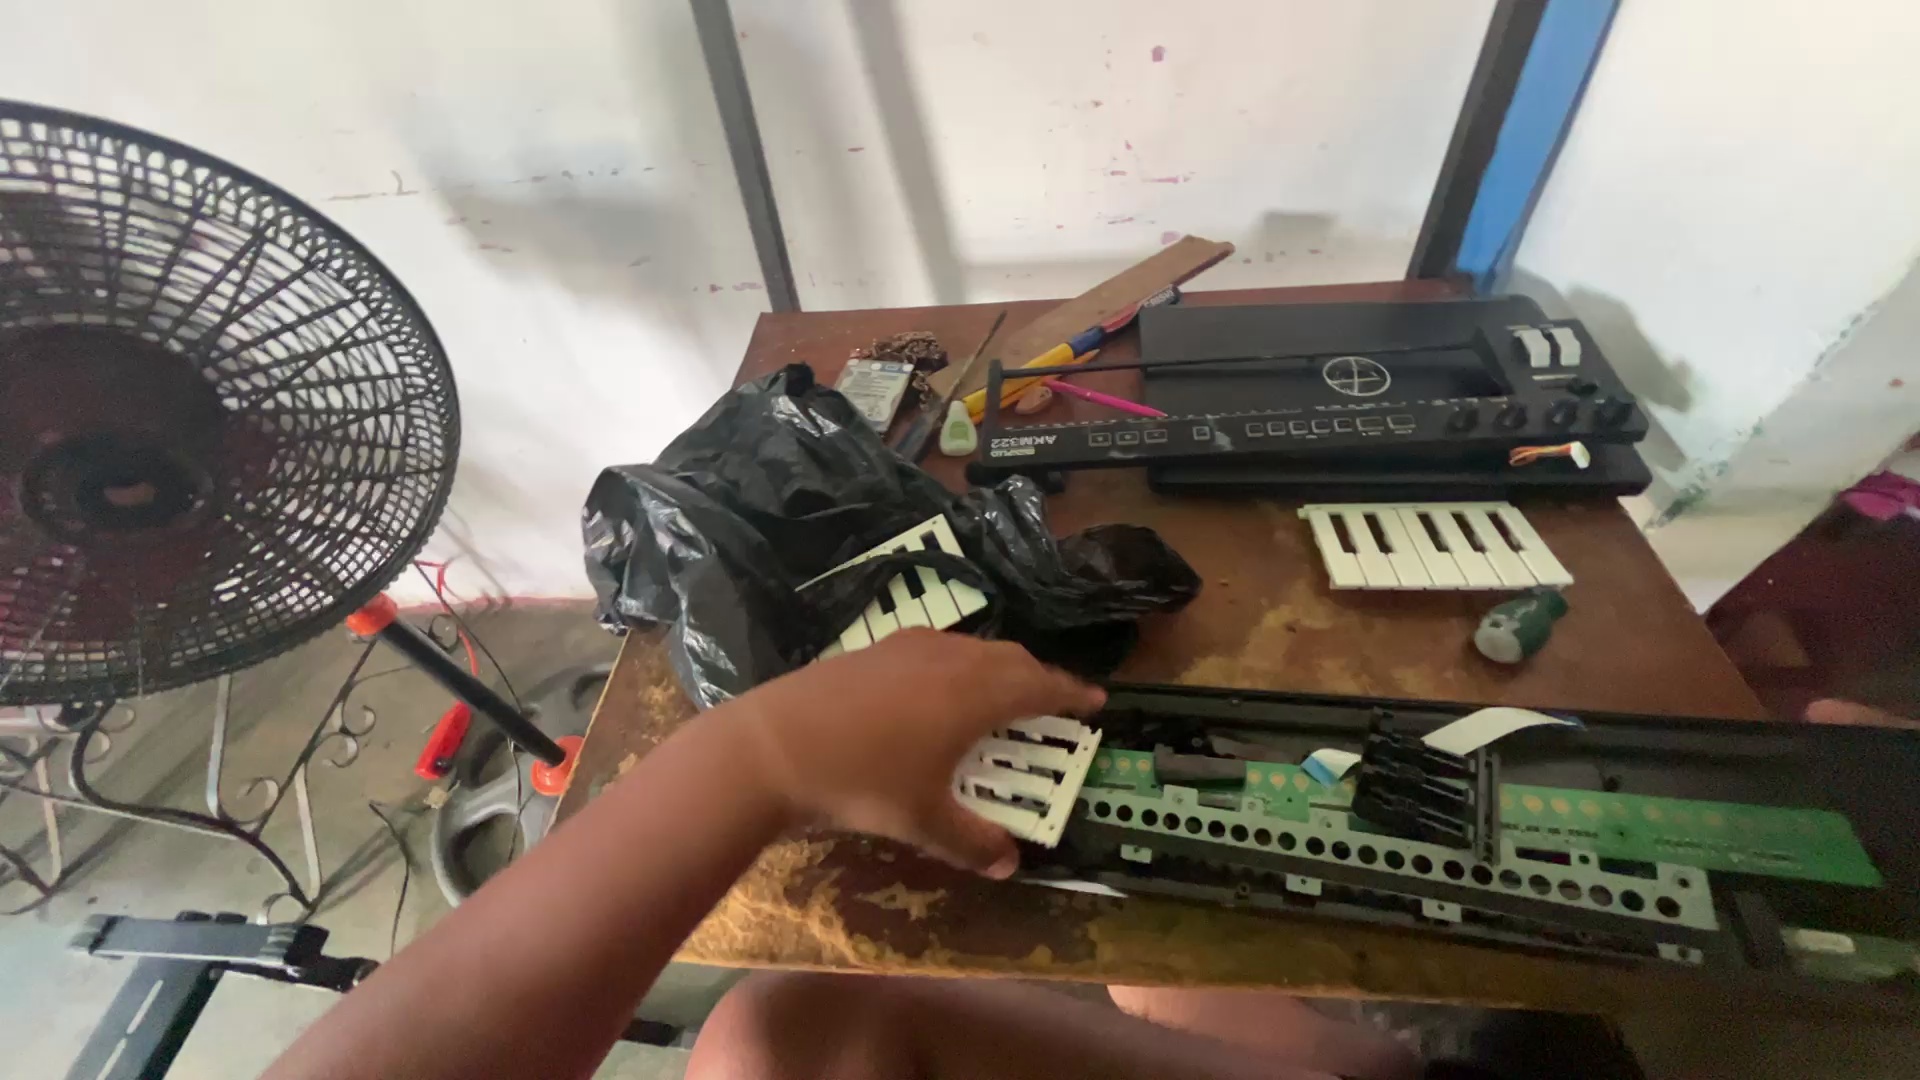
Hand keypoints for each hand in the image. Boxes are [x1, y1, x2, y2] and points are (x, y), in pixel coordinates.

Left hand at [714, 629, 1105, 877]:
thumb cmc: (862, 781)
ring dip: (999, 665)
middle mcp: (952, 659)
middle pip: (1011, 659)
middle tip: (1053, 699)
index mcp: (975, 694)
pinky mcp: (878, 647)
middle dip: (1039, 677)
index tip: (1097, 698)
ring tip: (1001, 689)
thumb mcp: (923, 820)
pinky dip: (961, 660)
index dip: (1072, 693)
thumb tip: (1009, 865)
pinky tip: (940, 680)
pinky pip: (939, 646)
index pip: (1040, 687)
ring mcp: (911, 647)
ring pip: (974, 647)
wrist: (774, 744)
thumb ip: (972, 842)